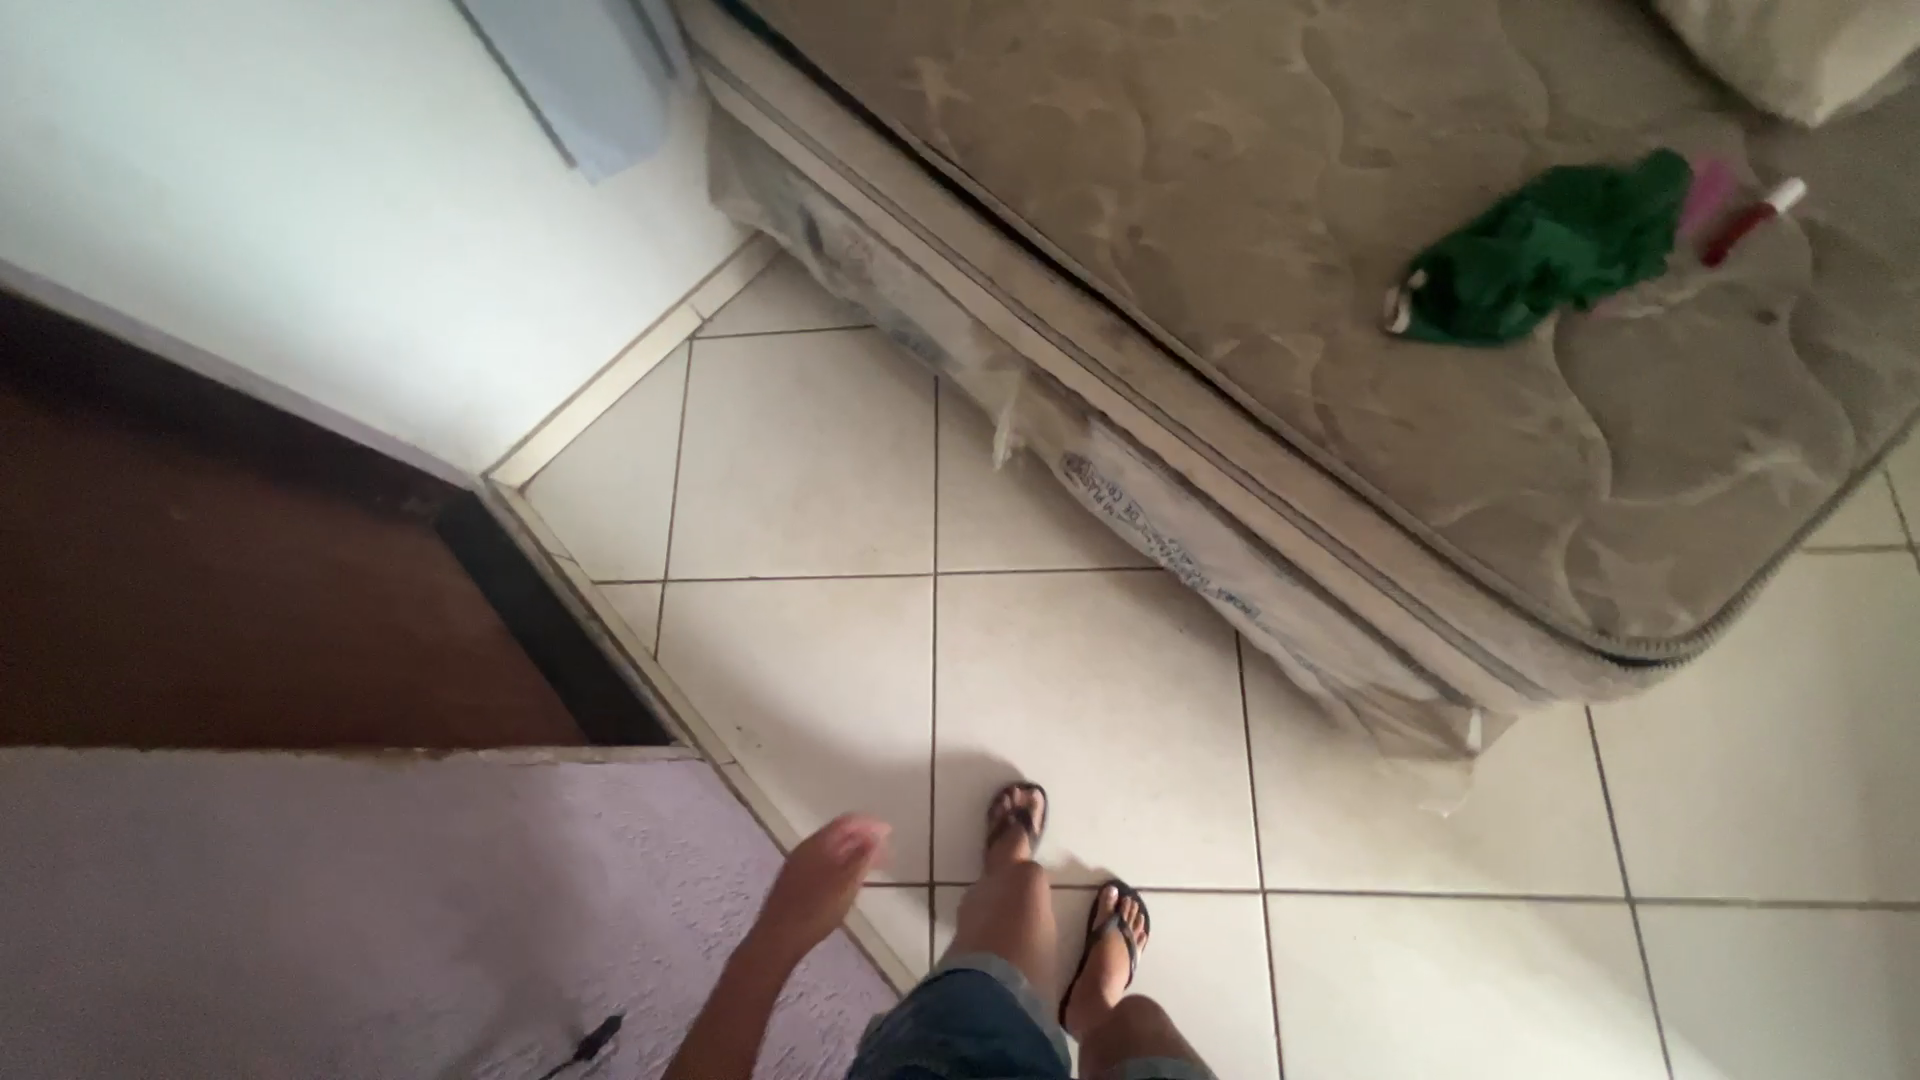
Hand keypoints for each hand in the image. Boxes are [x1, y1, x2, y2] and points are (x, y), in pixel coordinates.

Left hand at [745, 814, 890, 965]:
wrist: (777, 940)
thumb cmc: (816, 910)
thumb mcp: (846, 882)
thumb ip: (863, 855)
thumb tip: (878, 832)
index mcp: (818, 843)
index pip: (847, 822)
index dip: (870, 824)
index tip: (889, 833)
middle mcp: (806, 848)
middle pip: (839, 834)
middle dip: (863, 839)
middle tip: (885, 853)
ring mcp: (797, 865)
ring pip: (830, 850)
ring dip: (853, 854)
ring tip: (870, 868)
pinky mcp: (793, 882)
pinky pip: (823, 862)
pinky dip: (840, 865)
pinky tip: (847, 881)